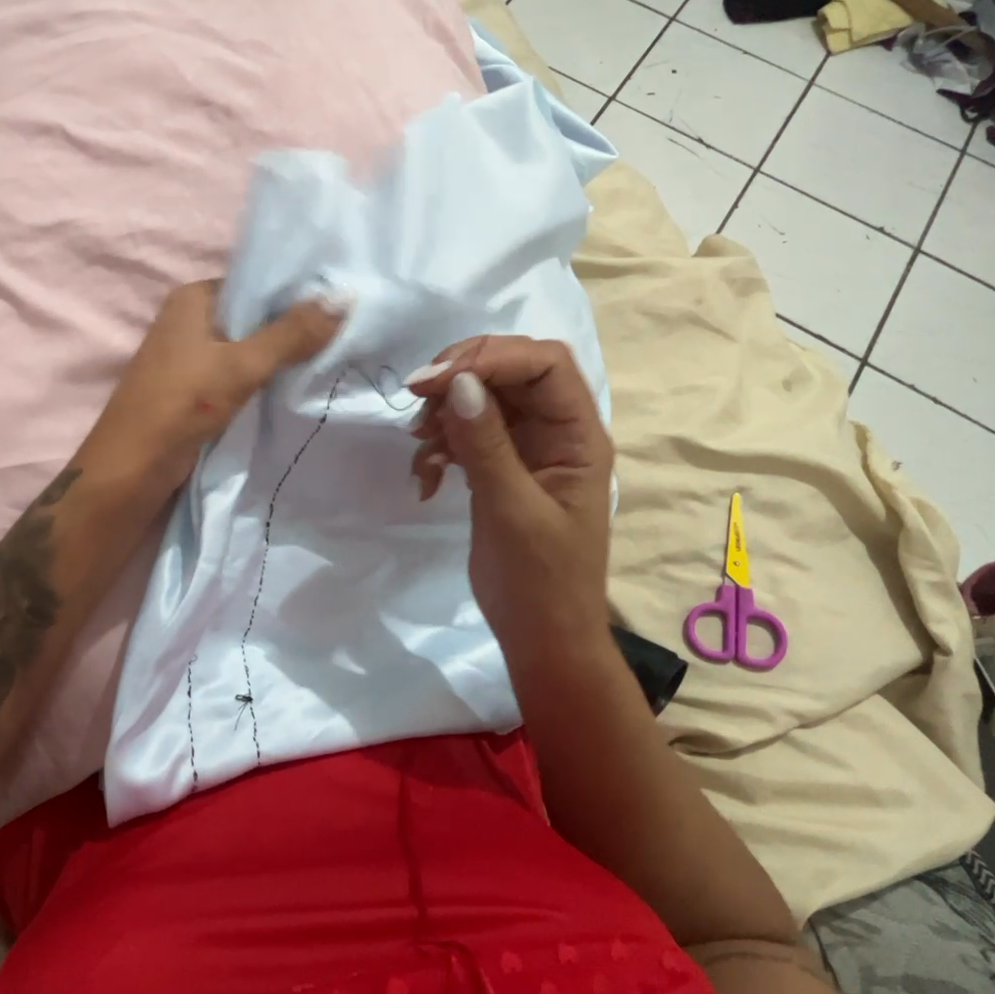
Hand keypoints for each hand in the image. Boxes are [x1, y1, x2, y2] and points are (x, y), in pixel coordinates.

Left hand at [84, 280, 344, 491]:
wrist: (133, 470)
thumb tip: (346, 297)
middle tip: (351, 331)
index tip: (345, 300)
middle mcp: (191, 321)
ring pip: (250, 350)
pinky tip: (303, 386)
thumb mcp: (241, 365)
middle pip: (255, 317)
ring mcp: (193, 358)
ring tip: (338, 356)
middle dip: (295, 327)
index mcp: (193, 299)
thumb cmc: (180, 405)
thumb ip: (292, 334)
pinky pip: (242, 377)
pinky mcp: (198, 391)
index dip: (297, 292)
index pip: (255, 282)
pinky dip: (267, 382)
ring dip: (284, 358)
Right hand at [405, 337, 613, 650]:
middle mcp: (556, 433)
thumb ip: (486, 443)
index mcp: (578, 436)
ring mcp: (526, 450)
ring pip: (481, 400)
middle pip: (509, 372)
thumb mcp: (512, 509)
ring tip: (420, 446)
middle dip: (460, 377)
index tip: (432, 381)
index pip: (543, 364)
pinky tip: (426, 478)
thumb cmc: (541, 580)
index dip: (489, 357)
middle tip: (416, 400)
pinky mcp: (499, 469)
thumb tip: (457, 383)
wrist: (541, 636)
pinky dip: (439, 447)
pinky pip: (466, 435)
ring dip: (443, 413)